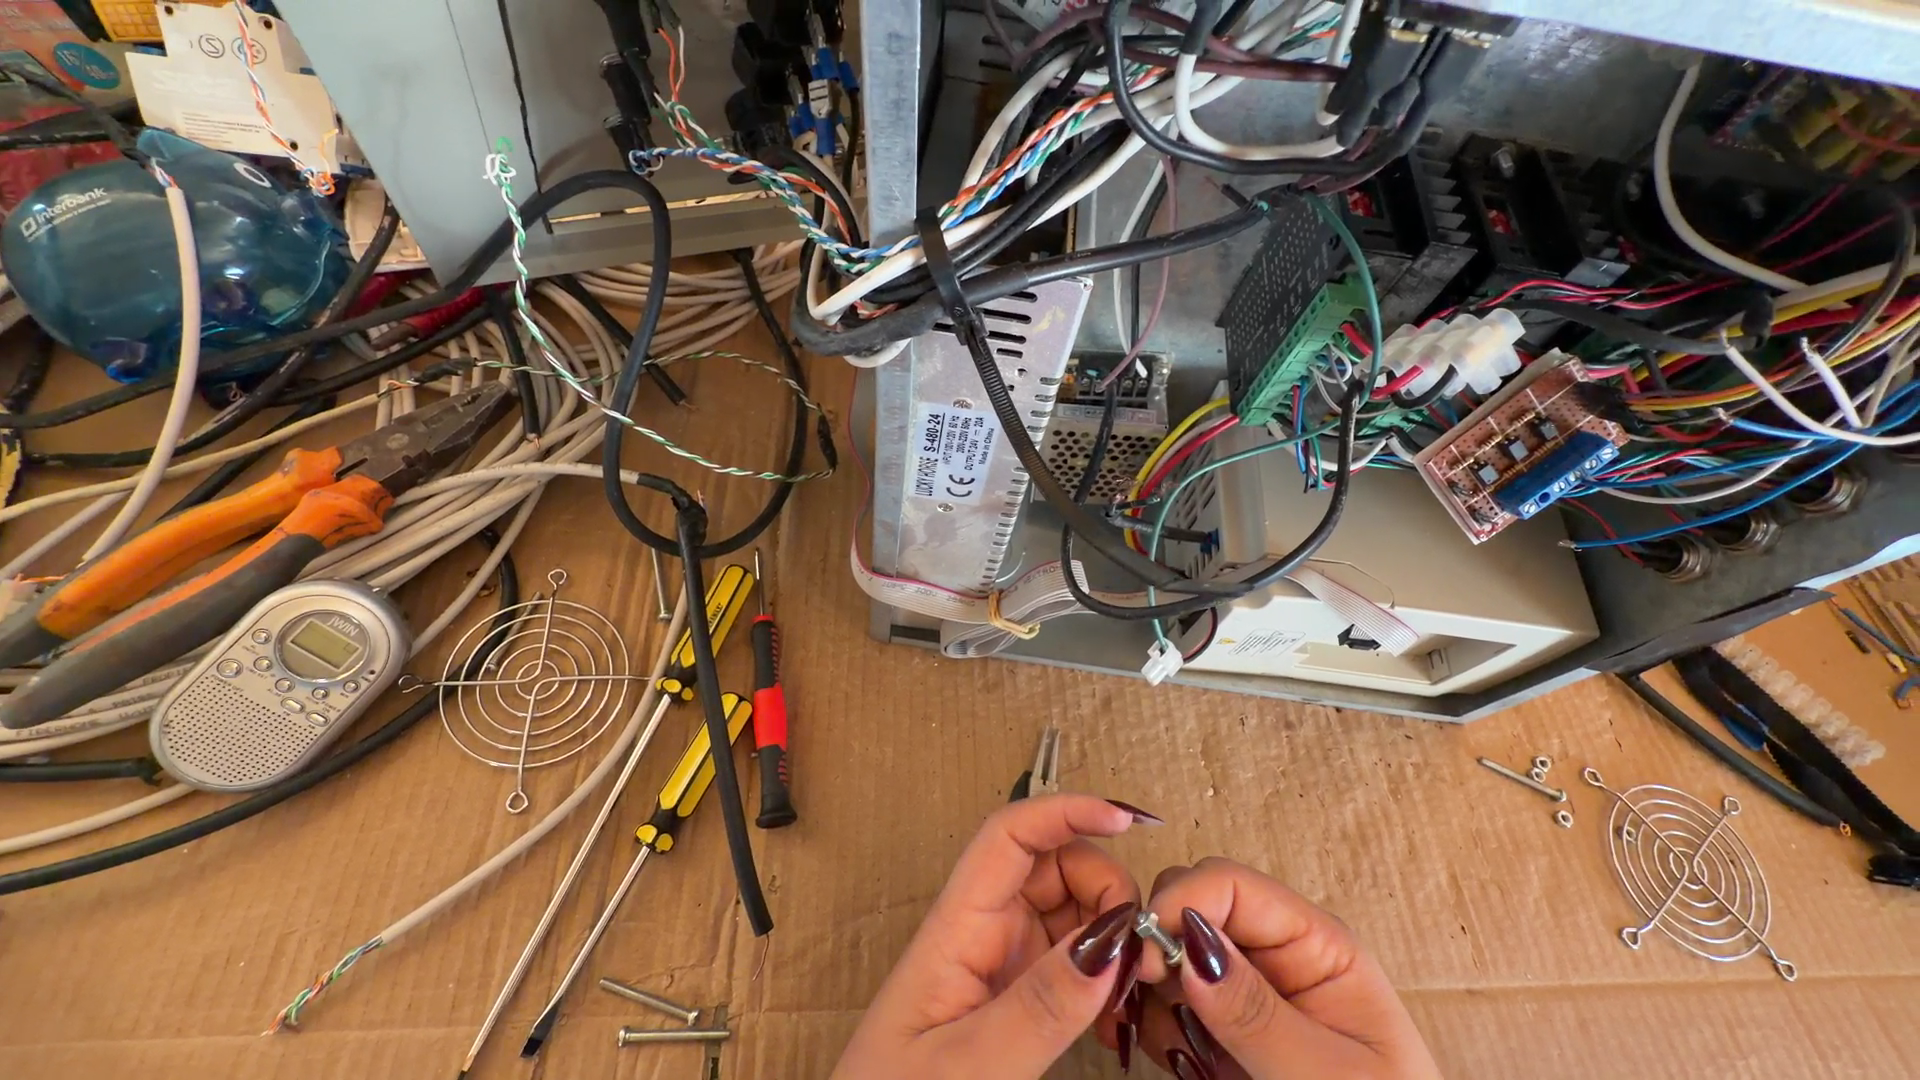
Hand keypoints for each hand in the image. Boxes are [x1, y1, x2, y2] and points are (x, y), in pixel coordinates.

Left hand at [831, 794, 1162, 1079]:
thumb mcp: (967, 1065)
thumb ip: (1037, 1010)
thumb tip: (1111, 943)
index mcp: (956, 925)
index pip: (1008, 836)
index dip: (1065, 811)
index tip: (1126, 820)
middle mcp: (983, 928)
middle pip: (1053, 864)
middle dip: (1105, 885)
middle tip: (1140, 950)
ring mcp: (1005, 958)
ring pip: (1072, 906)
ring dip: (1114, 929)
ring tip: (1135, 990)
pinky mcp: (1021, 991)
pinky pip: (1076, 956)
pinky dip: (1108, 969)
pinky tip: (1121, 1012)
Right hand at [1130, 858, 1439, 1079]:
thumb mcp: (1327, 1076)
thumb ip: (1256, 1013)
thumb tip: (1186, 942)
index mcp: (1314, 942)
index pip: (1229, 883)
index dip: (1178, 904)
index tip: (1144, 958)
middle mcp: (1271, 952)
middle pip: (1188, 905)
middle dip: (1158, 947)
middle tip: (1150, 1006)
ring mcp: (1242, 988)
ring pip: (1166, 953)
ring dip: (1154, 996)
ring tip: (1185, 1057)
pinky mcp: (1221, 1025)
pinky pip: (1165, 1000)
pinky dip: (1156, 1025)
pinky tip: (1184, 1064)